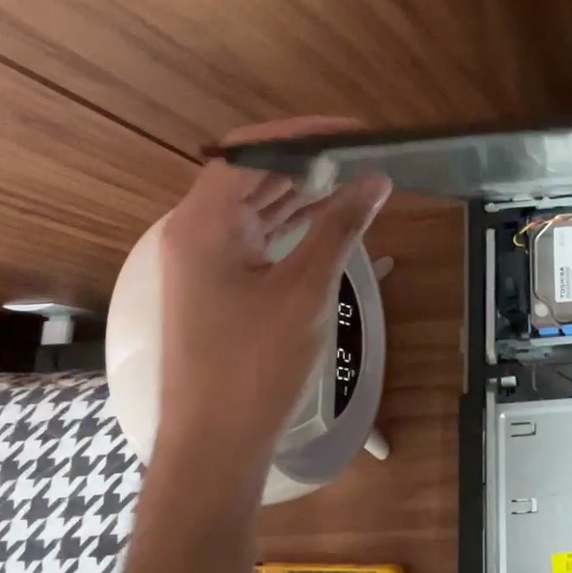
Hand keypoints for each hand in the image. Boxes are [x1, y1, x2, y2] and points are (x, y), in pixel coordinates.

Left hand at [154, 118, 390, 489]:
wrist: (215, 441)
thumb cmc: (255, 364)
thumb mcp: (306, 290)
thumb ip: (341, 228)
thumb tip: (376, 181)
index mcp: (203, 224)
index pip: (250, 152)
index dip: (302, 134)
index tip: (353, 132)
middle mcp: (195, 232)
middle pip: (251, 175)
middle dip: (307, 161)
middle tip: (364, 154)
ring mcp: (203, 259)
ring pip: (256, 206)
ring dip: (303, 192)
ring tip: (357, 180)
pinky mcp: (217, 284)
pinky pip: (257, 236)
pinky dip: (294, 224)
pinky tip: (332, 218)